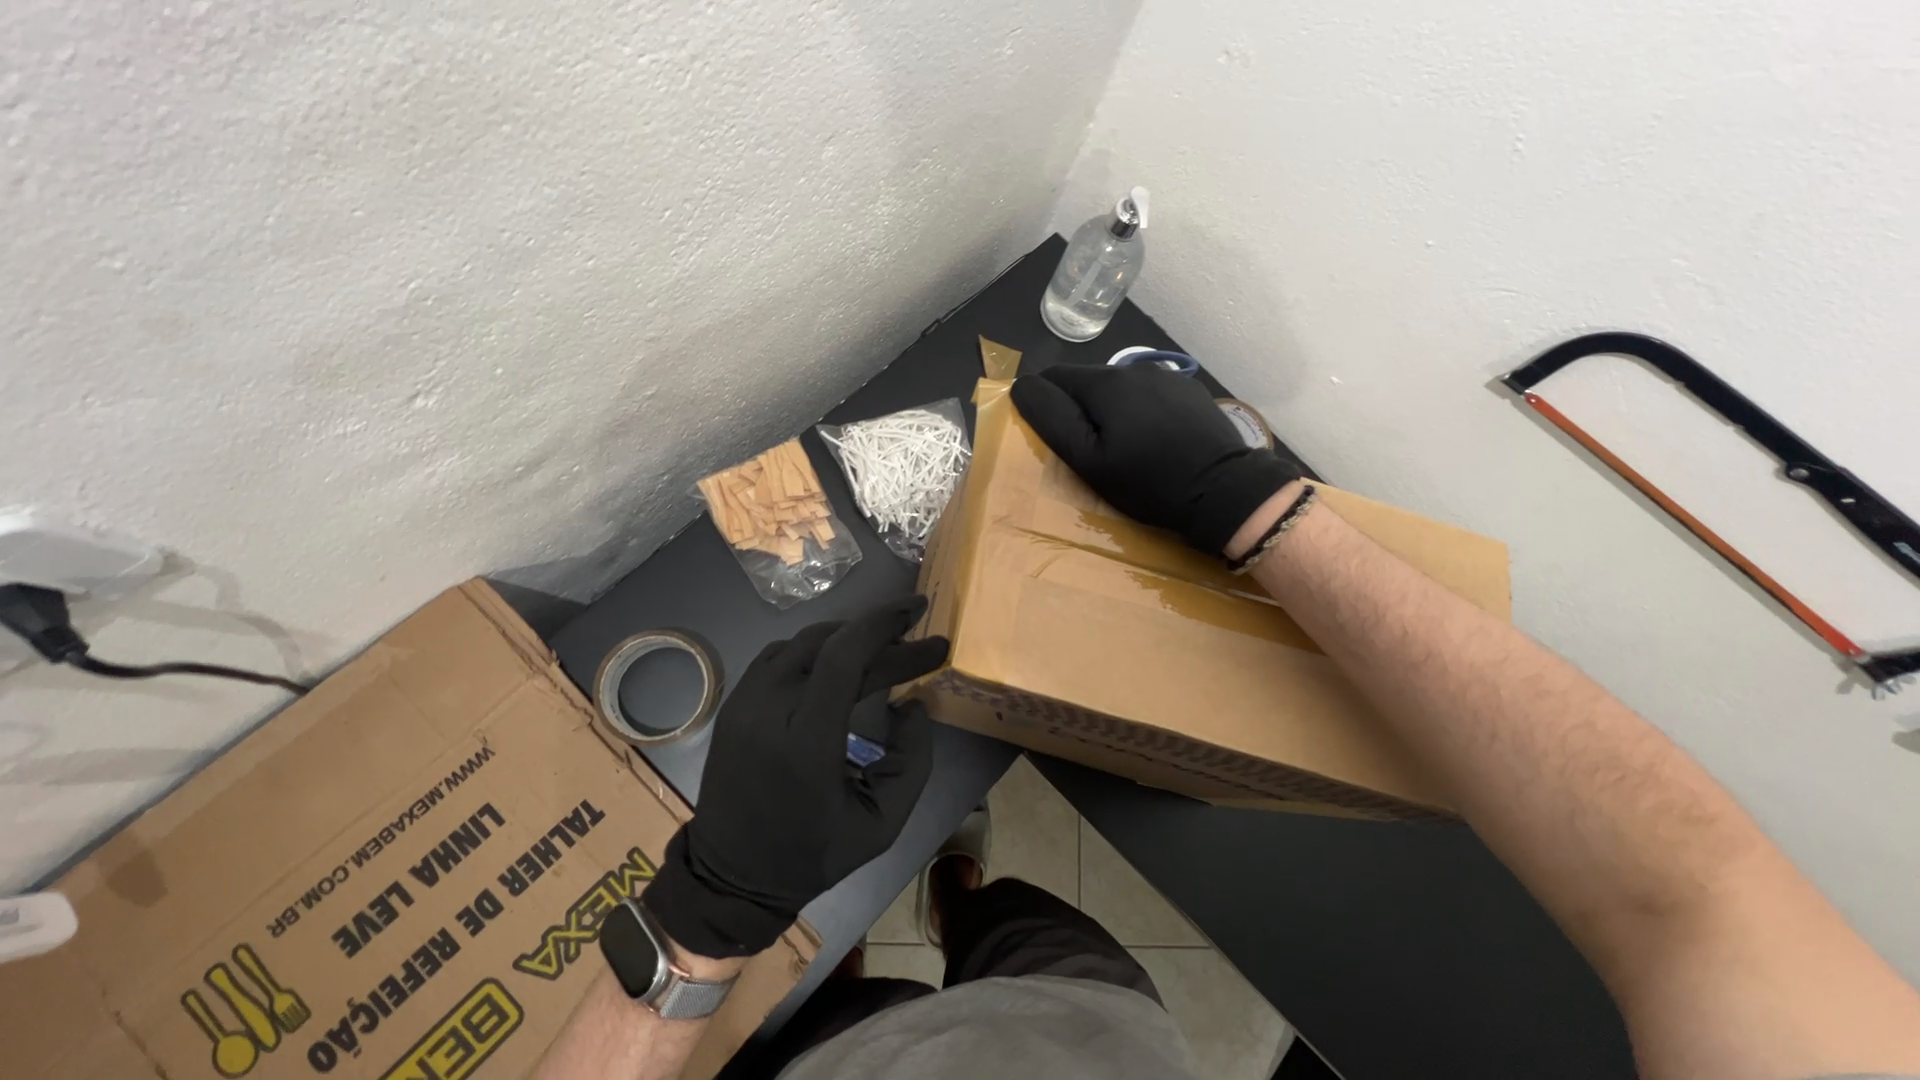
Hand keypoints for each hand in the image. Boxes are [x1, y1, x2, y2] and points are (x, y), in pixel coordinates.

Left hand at [643, 597, 949, 957]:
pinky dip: (814, 650)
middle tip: (913, 630)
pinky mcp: (732, 705)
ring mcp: (743, 703)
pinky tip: (839, 662)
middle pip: (827, 640)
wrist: (733, 876)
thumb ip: (913, 760)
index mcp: (806, 741)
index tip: (927, 623)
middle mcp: (768, 710)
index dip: (887, 629)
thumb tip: (914, 702)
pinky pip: (777, 656)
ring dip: (845, 636)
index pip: (845, 657)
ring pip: (800, 641)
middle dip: (877, 628)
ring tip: (882, 645)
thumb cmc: (814, 853)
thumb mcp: (883, 823)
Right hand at [1011, 364, 1302, 554]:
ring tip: (1125, 450)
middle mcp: (1135, 368)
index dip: (1046, 405)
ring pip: (1120, 389)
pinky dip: (1143, 413)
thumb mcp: (1089, 461)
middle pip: (1088, 382)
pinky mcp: (1191, 393)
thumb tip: (1022, 384)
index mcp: (1105, 382)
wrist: (1225, 493)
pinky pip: (1150, 397)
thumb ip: (1052, 419)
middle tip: (1091, 454)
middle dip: (1081, 410)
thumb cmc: (1149, 483)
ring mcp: (1168, 378)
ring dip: (1112, 412)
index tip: (1056, 439)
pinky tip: (1155, 442)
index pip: (1054, 377)